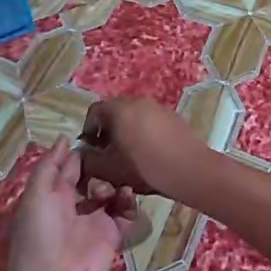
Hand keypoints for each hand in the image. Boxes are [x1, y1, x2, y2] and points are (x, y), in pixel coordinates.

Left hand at [5, 138, 136, 270]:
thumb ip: (50, 166)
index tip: (99, 139)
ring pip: (112, 192)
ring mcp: (94, 220)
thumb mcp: (36, 195)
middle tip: (108, 167)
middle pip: (94, 176)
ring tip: (115, 188)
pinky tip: (126, 200)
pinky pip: (126, 213)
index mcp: (52, 194)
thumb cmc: (38, 235)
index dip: (83, 153)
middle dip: (103, 168)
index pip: (71, 166)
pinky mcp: (112, 235)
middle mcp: (74, 204)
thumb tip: (65, 138)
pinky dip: (129, 204)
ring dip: (116, 184)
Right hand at [78, 97, 207, 197]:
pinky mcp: (173, 117)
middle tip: (108, 153)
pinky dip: (144, 133)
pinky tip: (149, 154)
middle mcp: (137, 101)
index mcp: (119, 109)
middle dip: (107, 131)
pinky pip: (150, 121)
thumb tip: (80, 156)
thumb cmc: (144, 167)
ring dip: (126, 132)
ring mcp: (157, 107)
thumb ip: (89, 162)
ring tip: (128, 156)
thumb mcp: (109, 170)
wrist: (189, 169)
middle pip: (114, 112)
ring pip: (133, 116)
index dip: (88, 130)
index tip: (91, 149)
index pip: (94, 111)